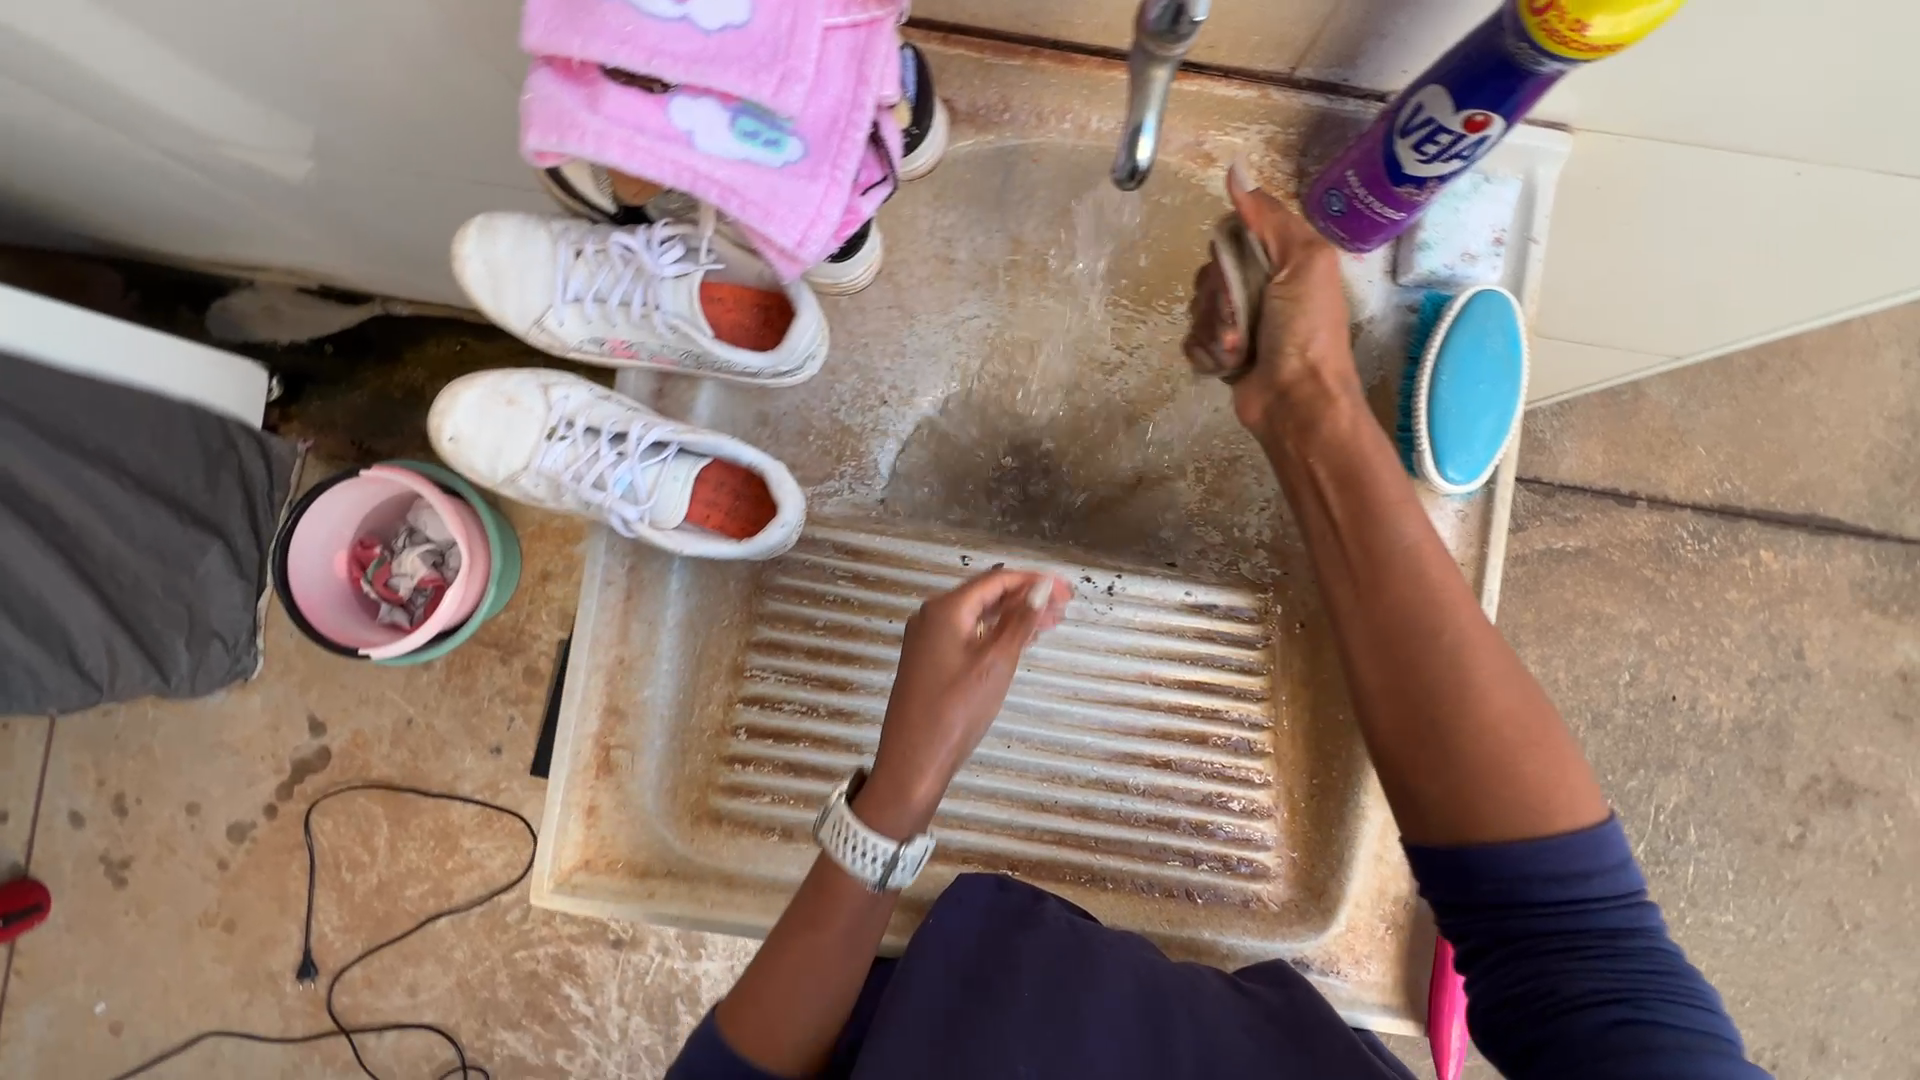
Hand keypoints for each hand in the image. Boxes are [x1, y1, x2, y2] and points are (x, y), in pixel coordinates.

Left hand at [856, 568, 1070, 838]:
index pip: (996, 579)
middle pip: (987, 594)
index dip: (1034, 581)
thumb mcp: (996, 661)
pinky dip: (996, 634)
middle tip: (1063, 607)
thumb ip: (1020, 620)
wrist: (914, 760)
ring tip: (1050, 622)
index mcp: (944, 609)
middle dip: (1026, 597)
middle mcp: (932, 617)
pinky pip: (968, 634)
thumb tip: (1042, 587)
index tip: (1066, 590)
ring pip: (979, 616)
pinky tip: (1019, 640)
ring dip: (1013, 616)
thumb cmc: (954, 711)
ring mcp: (928, 639)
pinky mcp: (930, 661)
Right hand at [1184, 162, 1364, 441]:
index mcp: (1281, 260)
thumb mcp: (1302, 261)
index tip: (1240, 275)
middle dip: (1218, 299)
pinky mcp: (1219, 355)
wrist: (1295, 400)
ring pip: (1195, 309)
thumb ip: (1268, 217)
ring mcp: (1237, 324)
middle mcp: (1258, 288)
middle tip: (1242, 320)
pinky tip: (1227, 364)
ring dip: (1212, 331)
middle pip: (1208, 274)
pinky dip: (1205, 353)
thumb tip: (1234, 169)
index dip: (1226, 257)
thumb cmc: (1306, 330)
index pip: (1229, 239)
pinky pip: (1189, 341)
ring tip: (1238, 349)